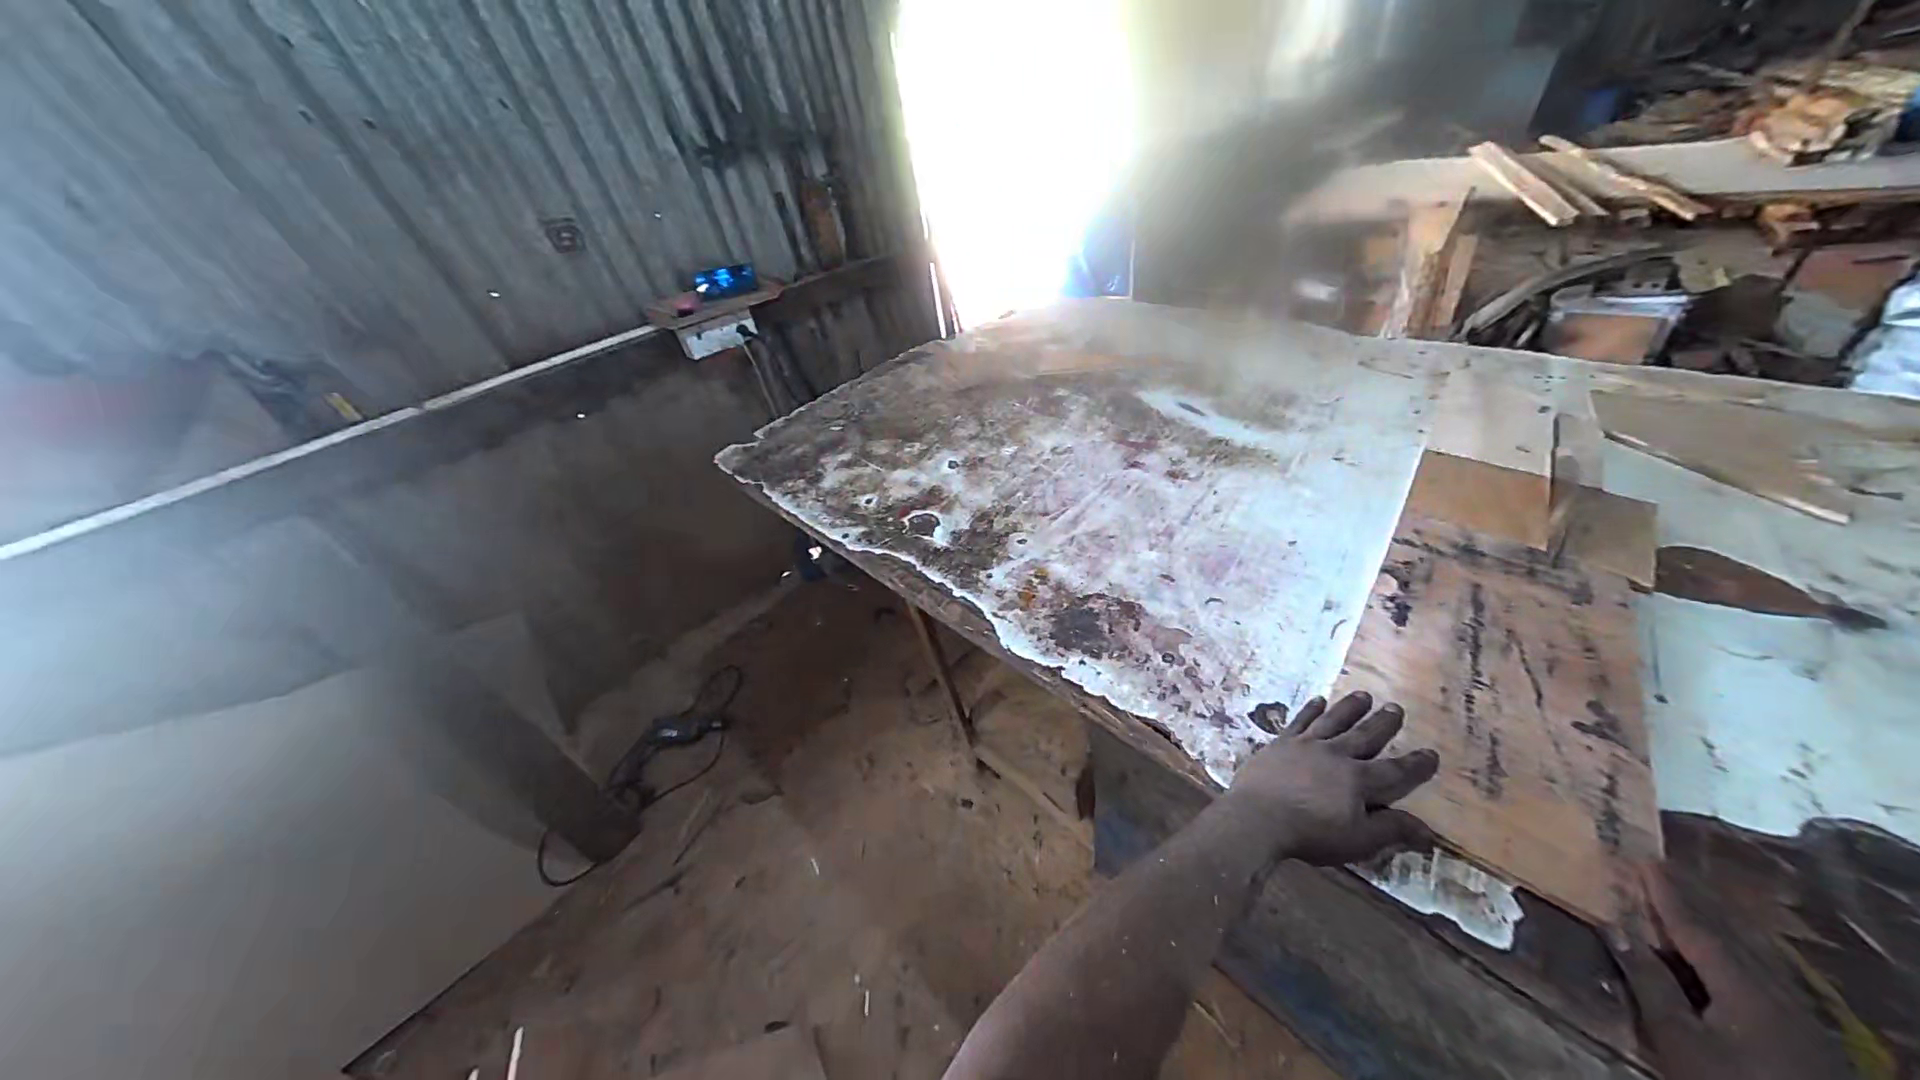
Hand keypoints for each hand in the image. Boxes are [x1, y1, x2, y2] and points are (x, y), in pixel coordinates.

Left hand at [1221, 691, 1439, 865]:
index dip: (1415, 764)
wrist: (1257, 816)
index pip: (1394, 771)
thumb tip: (1430, 832)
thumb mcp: (1357, 839)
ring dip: (1349, 708)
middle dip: (1382, 723)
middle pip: (1364, 735)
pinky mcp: (1280, 743)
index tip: (1431, 753)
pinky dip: (1310, 710)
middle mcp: (1334, 754)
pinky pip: (1300, 721)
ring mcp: (1304, 745)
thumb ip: (1392, 831)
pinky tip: (1317, 700)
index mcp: (1357, 779)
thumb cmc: (1309, 832)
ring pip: (1333, 721)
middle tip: (1395, 707)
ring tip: (1362, 695)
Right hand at [1611, 866, 1844, 1079]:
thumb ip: (1648, 981)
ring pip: (1753, 952)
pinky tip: (1733, 945)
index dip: (1667, 894)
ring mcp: (1796, 1013)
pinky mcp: (1804, 1032)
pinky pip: (1764, 970)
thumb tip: (1613, 927)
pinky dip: (1738, 945)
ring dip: (1719, 918)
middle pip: (1730, 934)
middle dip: (1696, 899)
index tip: (1644, 860)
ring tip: (1693, 893)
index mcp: (1743, 987)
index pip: (1696, 928)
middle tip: (1665, 865)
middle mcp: (1774, 991)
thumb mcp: (1677, 1038)